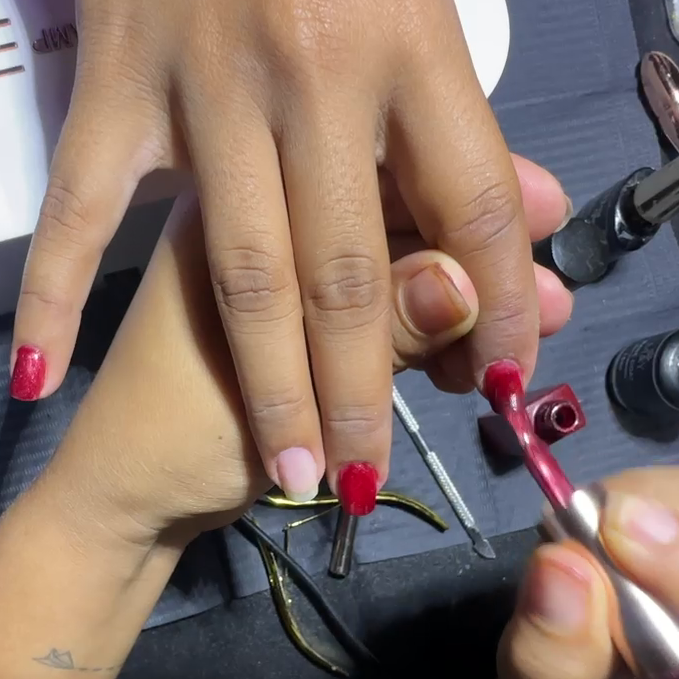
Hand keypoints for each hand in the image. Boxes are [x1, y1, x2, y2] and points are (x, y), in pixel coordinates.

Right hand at [14, 0, 543, 510]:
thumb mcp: (417, 13)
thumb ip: (457, 138)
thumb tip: (509, 245)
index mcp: (405, 40)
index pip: (473, 207)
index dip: (498, 310)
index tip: (499, 386)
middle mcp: (308, 72)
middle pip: (349, 273)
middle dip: (364, 393)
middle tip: (369, 480)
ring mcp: (201, 89)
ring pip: (243, 272)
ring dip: (268, 389)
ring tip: (291, 478)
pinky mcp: (109, 88)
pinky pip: (73, 211)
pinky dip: (46, 297)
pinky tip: (32, 378)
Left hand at [45, 160, 572, 544]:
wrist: (123, 500)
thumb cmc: (170, 437)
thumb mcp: (267, 379)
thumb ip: (366, 332)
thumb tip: (466, 287)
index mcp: (237, 207)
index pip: (370, 178)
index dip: (461, 200)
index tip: (542, 213)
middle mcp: (268, 225)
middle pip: (396, 224)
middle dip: (482, 258)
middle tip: (554, 283)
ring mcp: (287, 277)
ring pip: (394, 272)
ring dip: (467, 301)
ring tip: (542, 321)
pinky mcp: (300, 329)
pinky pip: (378, 317)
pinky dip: (430, 335)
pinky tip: (481, 346)